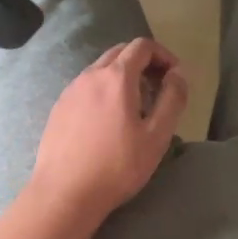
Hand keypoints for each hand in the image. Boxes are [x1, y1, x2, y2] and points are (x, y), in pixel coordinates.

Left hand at [28, 38, 188, 219]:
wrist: (64, 193)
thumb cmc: (117, 166)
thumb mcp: (156, 136)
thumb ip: (172, 99)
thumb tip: (178, 73)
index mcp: (116, 77)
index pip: (142, 46)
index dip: (163, 55)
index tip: (174, 76)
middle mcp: (90, 74)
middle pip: (120, 52)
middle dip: (143, 62)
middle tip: (158, 88)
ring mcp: (71, 89)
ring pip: (101, 68)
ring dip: (122, 75)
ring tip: (135, 106)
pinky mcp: (59, 106)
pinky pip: (86, 86)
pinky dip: (103, 89)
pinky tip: (107, 120)